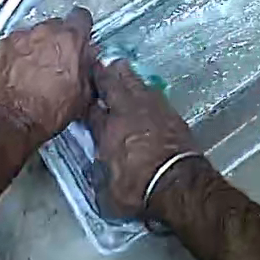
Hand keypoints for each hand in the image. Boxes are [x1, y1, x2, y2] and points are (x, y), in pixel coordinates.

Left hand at [0, 8, 96, 148]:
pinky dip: (12, 57)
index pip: (81, 17)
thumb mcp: (82, 95)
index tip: (78, 36)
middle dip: (55, 41)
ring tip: (31, 73)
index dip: (81, 27)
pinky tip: (14, 75)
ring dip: (33, 49)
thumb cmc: (45, 113)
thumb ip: (88, 68)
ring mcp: (16, 38)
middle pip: (54, 26)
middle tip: (54, 63)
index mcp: (68, 40)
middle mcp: (42, 32)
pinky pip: (8, 46)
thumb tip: (89, 58)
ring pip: (30, 36)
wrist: (9, 124)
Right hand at [84, 60, 197, 219]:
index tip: (81, 99)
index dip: (85, 103)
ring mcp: (149, 109)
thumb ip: (98, 179)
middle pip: (110, 84)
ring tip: (119, 65)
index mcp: (106, 130)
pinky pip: (153, 92)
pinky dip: (145, 87)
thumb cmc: (140, 191)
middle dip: (101, 74)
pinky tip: (145, 87)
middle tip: (97, 64)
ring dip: (124, 73)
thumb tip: (95, 176)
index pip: (90, 110)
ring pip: (133, 82)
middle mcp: (125, 113)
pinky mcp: (169, 112)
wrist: (177, 184)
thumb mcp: (107, 195)